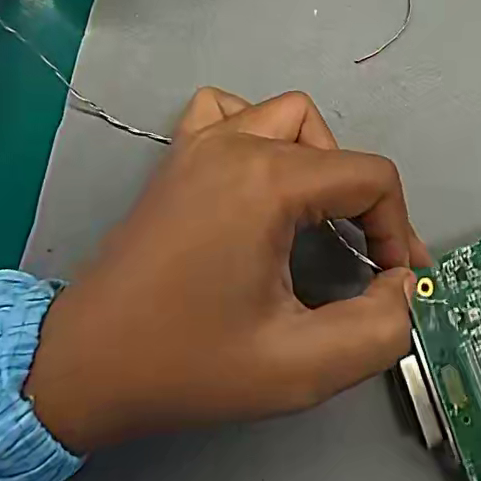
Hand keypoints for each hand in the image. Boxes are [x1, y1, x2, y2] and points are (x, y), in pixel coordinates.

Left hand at [26, 88, 431, 452]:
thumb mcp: (298, 369)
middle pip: (336, 146)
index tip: (392, 280)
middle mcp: (236, 144)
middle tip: (359, 258)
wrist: (81, 365)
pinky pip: (229, 111)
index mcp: (268, 182)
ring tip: (314, 213)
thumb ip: (376, 330)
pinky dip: (258, 131)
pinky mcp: (178, 157)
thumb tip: (399, 286)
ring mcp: (201, 144)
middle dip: (364, 202)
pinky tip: (257, 174)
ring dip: (318, 158)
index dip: (397, 229)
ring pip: (288, 116)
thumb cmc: (187, 364)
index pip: (371, 177)